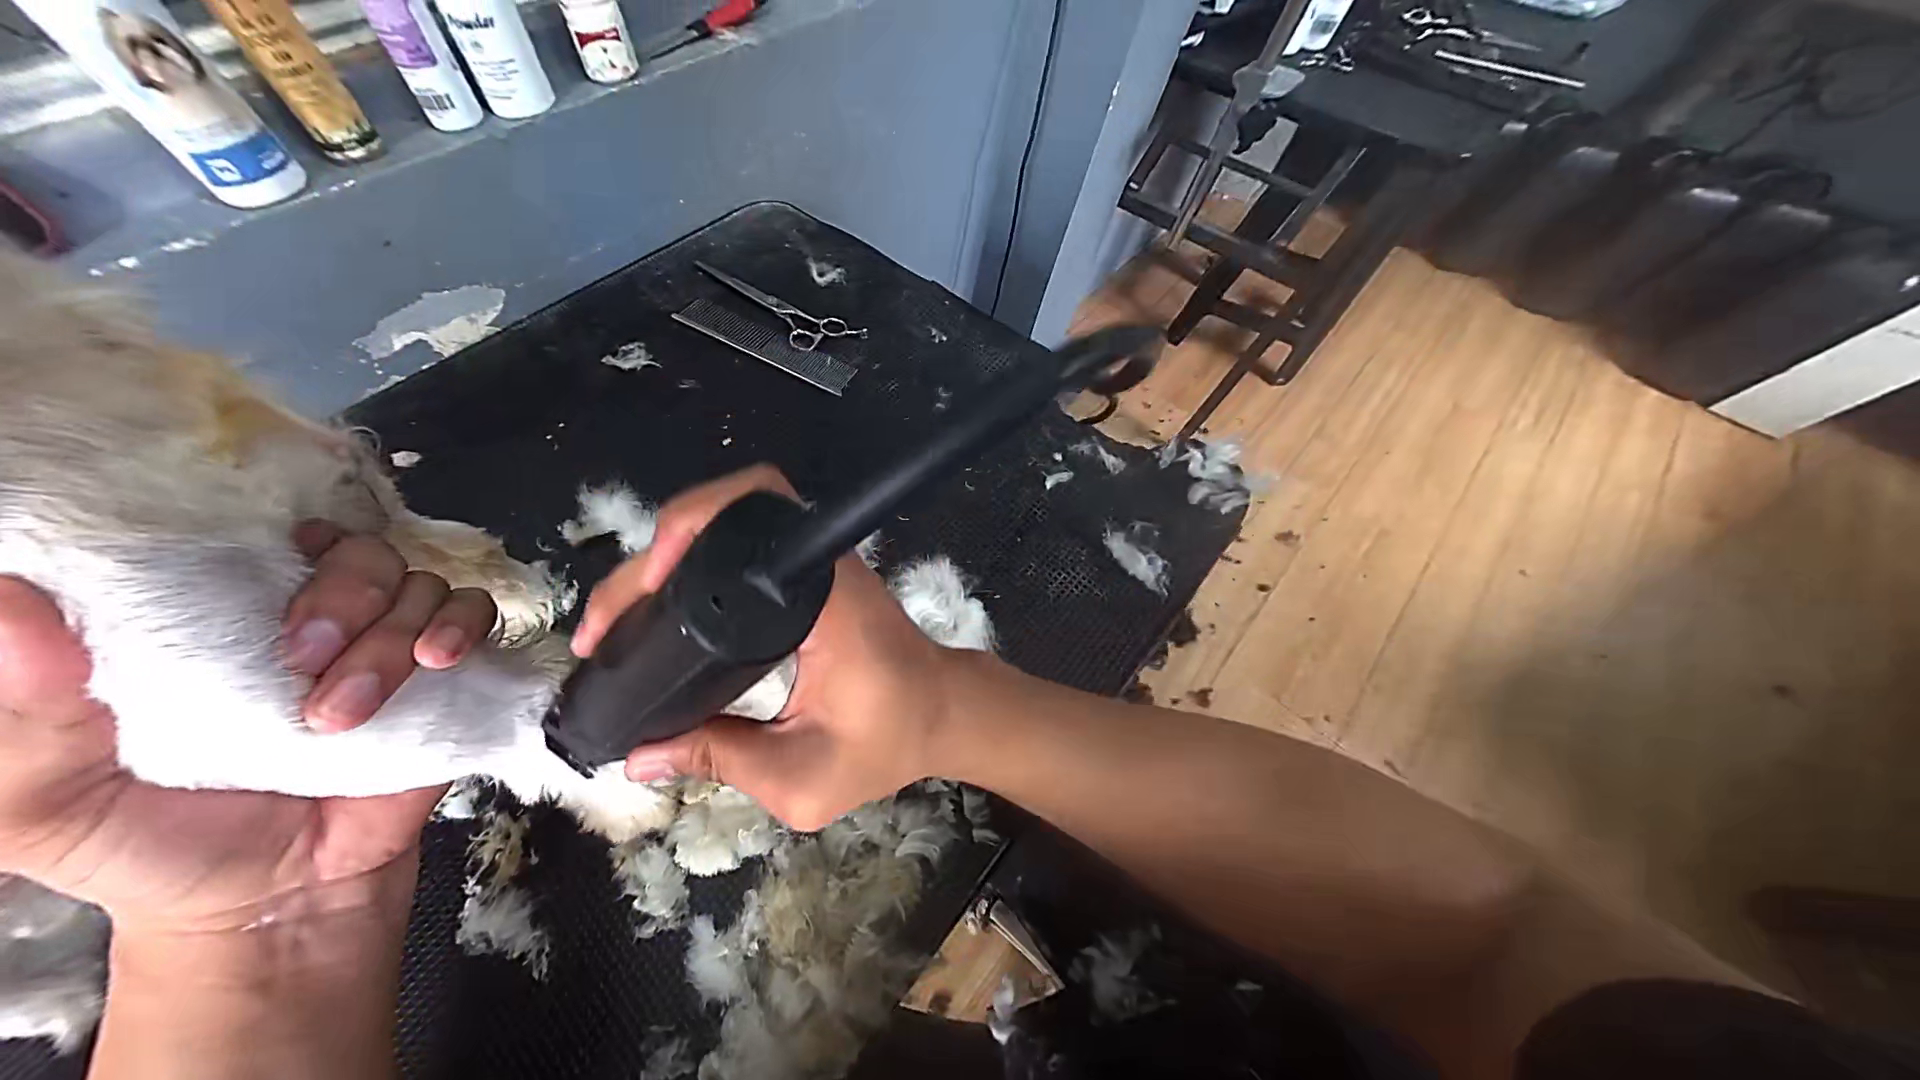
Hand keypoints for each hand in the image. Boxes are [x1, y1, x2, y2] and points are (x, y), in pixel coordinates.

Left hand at [0, 525, 496, 934]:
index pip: (278, 543)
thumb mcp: (54, 800)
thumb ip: (34, 712)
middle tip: (307, 661)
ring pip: (423, 584)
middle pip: (366, 554)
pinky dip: (464, 624)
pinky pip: (479, 612)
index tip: (272, 580)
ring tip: (352, 711)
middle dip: (345, 597)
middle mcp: (329, 622)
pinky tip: (440, 660)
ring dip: (393, 636)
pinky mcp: (452, 673)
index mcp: (237, 625)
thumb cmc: (165, 845)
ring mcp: (396, 643)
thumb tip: (6, 596)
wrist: (284, 895)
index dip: (288, 544)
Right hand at [573, 465, 968, 830]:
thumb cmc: (887, 742)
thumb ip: (722, 760)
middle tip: (610, 621)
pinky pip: (747, 551)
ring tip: (628, 614)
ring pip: (732, 527)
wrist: (940, 712)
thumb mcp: (803, 774)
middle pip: (725, 515)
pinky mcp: (813, 576)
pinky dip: (702, 567)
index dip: (687, 527)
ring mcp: (817, 563)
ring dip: (674, 556)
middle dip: (655, 554)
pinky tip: (672, 606)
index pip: (752, 515)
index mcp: (822, 595)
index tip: (647, 584)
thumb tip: (640, 756)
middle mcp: (818, 564)